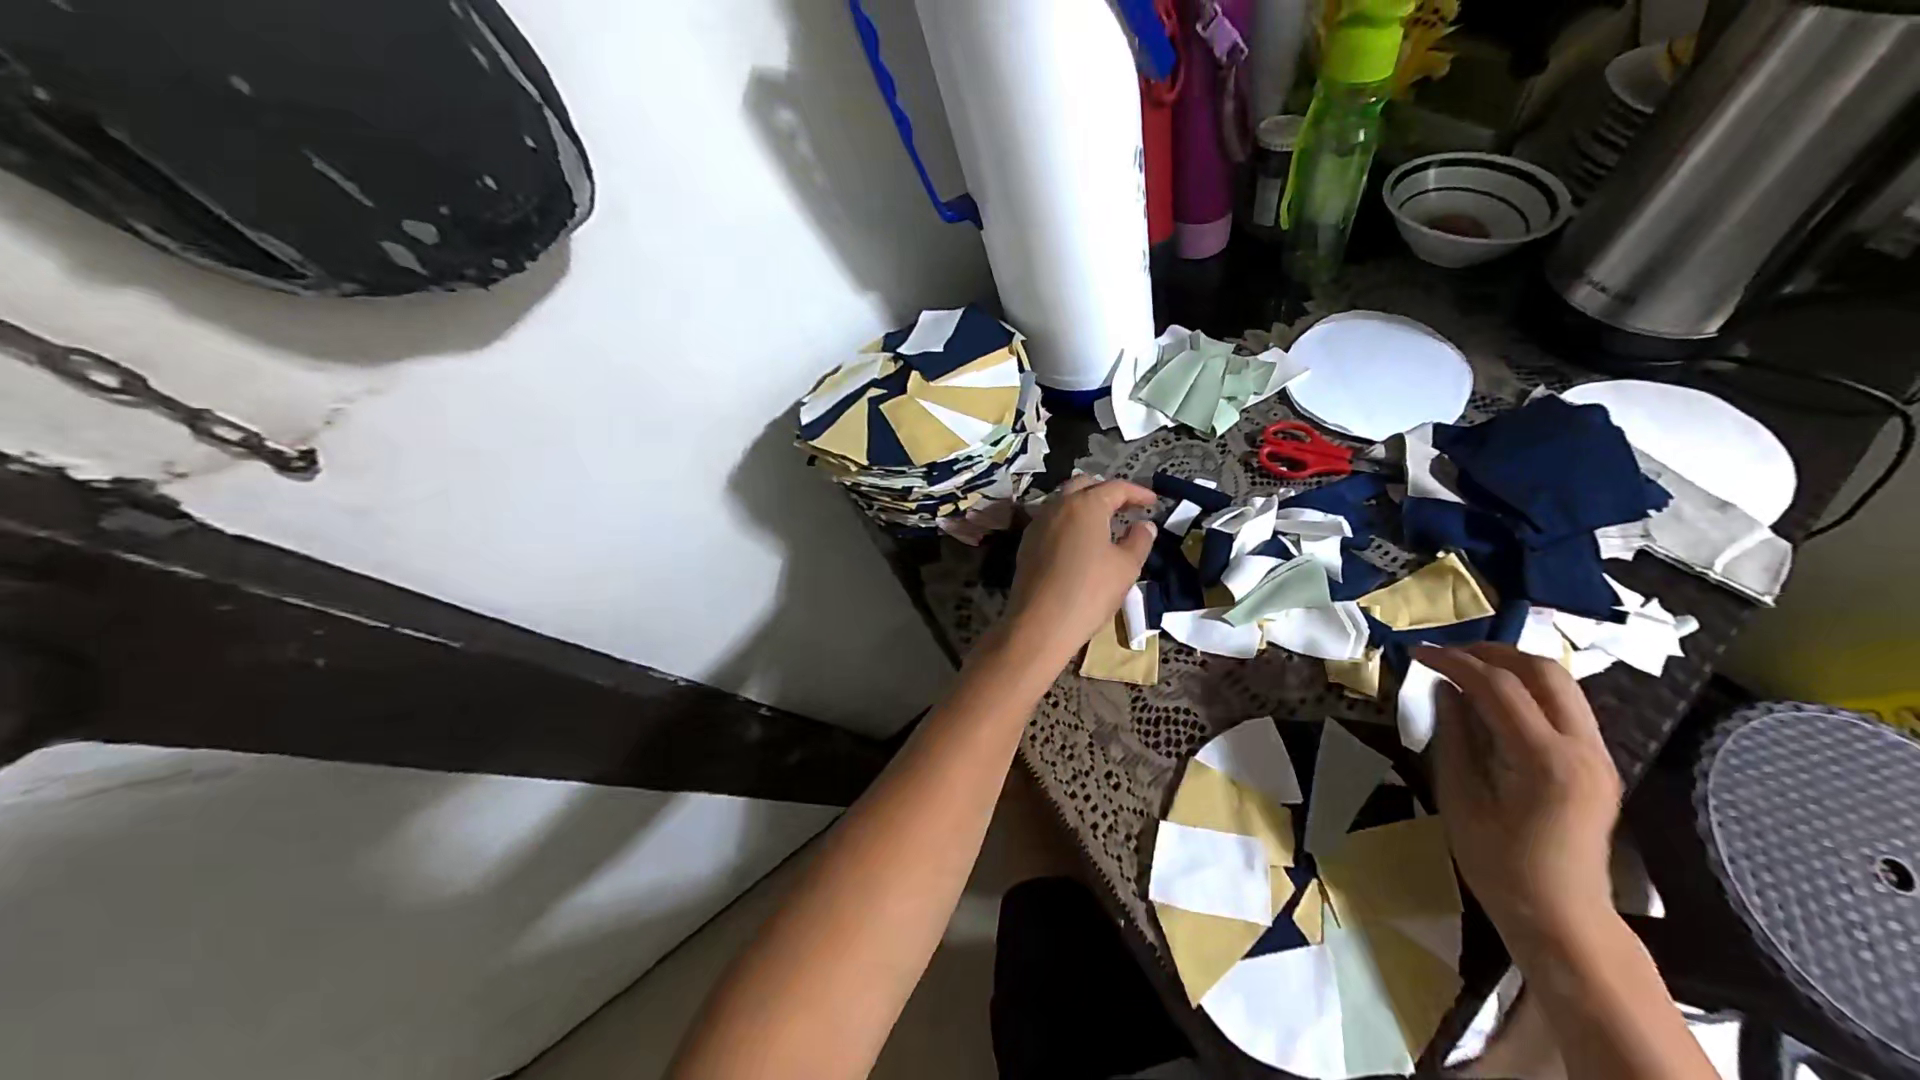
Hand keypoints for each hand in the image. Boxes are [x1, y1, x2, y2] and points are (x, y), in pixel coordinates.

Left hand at [1003, 475, 1157, 665]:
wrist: (1040, 624)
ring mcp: (1037, 524)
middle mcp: (1056, 506)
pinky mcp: (1026, 544)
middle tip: (1126, 507)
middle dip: (1107, 491)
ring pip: (1063, 502)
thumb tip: (1144, 525)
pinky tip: (1080, 541)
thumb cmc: (1089, 592)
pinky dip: (1069, 522)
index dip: (1137, 492)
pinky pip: (1052, 522)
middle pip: (1084, 485)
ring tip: (1105, 522)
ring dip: (1085, 505)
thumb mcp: (1126, 567)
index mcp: (1084, 505)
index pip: (1115, 487)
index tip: (1153, 502)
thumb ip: (1139, 540)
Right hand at [1416, 643, 1622, 954]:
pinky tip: (1494, 699)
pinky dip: (1528, 689)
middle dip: (1491, 652)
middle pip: (1543, 671)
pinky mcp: (1598, 763)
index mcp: (1544, 759)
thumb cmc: (1497, 863)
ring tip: (1466, 670)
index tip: (1416, 652)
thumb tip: (1443, 689)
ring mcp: (1599, 755)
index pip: (1498, 685)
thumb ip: (1454, 736)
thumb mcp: (1460, 797)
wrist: (1561, 914)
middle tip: (1446, 655)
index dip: (1453, 661)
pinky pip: (1565, 706)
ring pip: (1561, 683)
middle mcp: (1583, 748)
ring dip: (1512, 666)